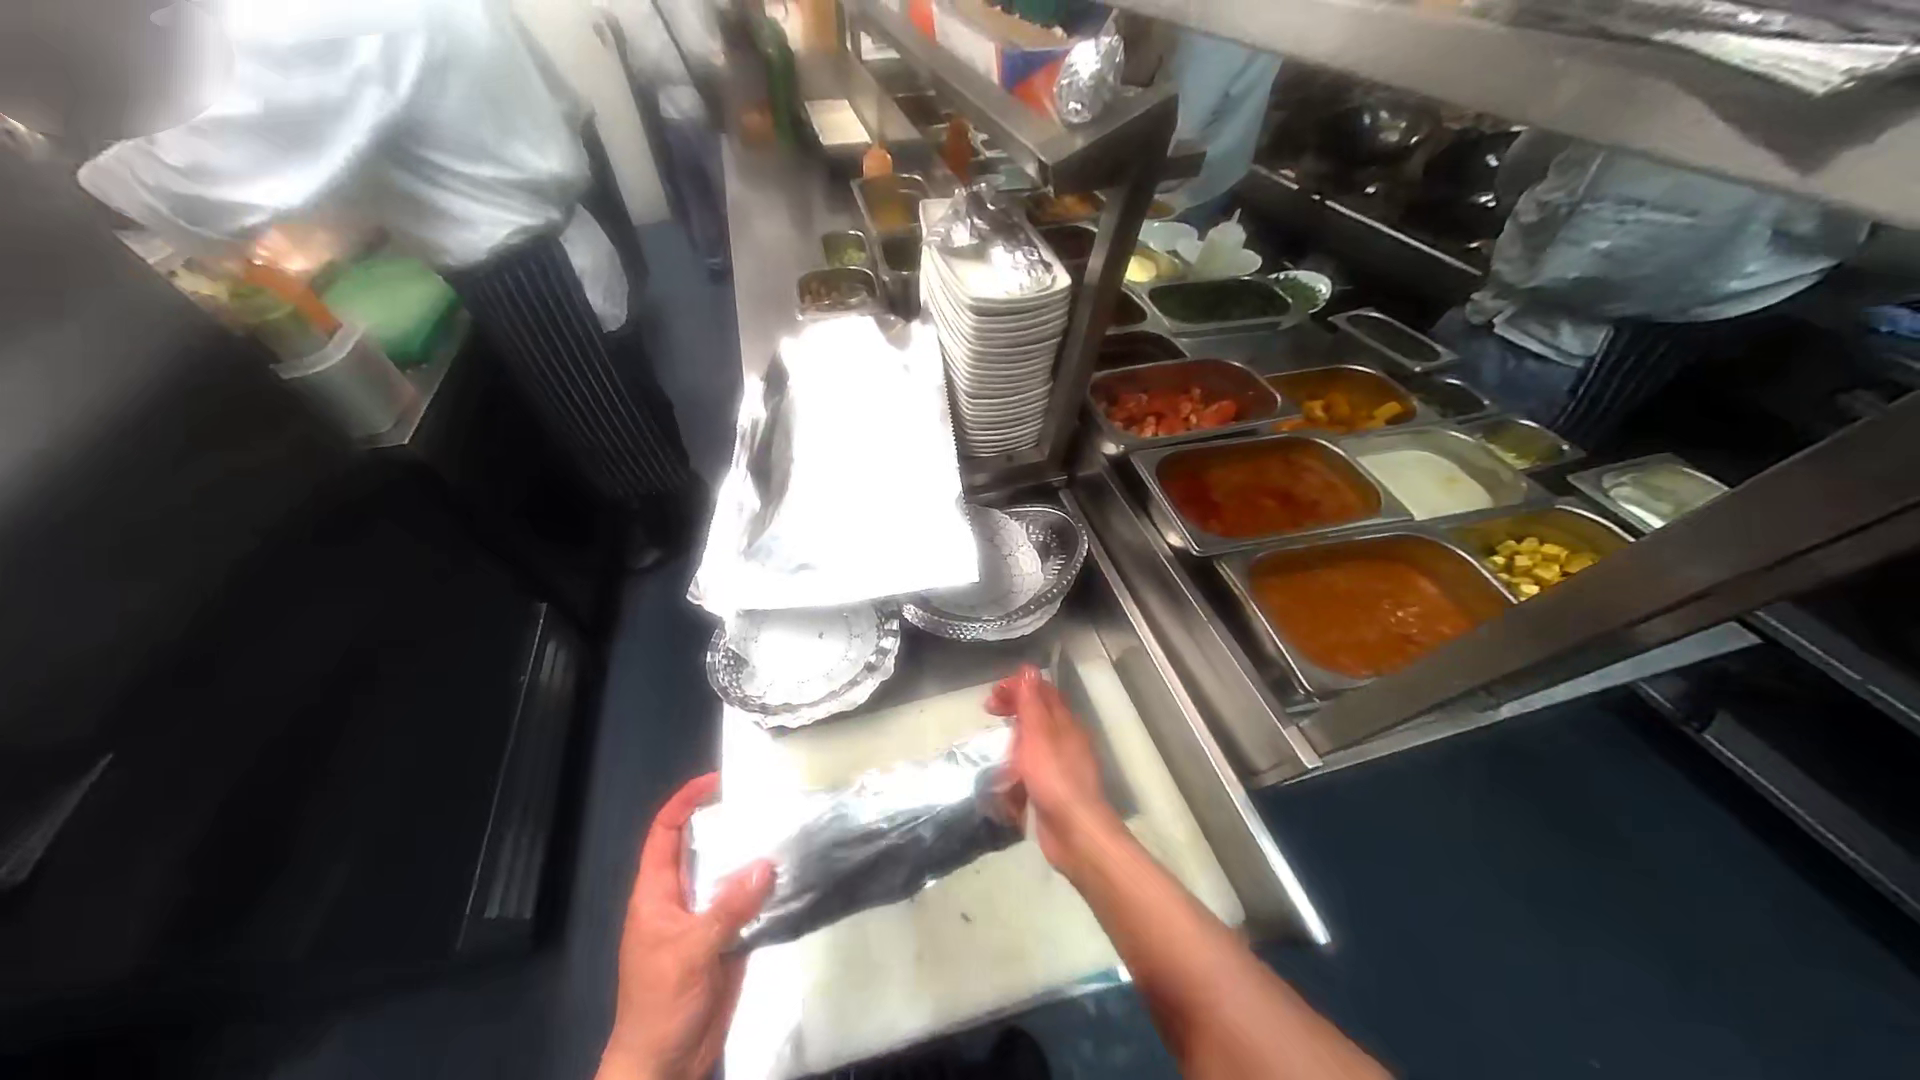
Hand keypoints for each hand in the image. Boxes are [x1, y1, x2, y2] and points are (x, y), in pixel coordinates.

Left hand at [598, 773, 773, 1079]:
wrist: (664, 1064)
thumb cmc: (661, 1003)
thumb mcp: (691, 951)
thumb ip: (728, 907)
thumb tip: (766, 863)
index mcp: (655, 893)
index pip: (665, 833)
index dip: (684, 802)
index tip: (715, 781)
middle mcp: (680, 897)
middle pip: (702, 847)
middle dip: (728, 822)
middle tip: (765, 801)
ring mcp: (704, 918)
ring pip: (728, 874)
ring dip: (752, 855)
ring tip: (784, 829)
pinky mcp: (726, 939)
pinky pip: (746, 903)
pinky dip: (765, 888)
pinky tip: (790, 876)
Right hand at [987, 664, 1124, 871]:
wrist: (1075, 831)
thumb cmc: (1054, 777)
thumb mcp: (1038, 733)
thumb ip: (1032, 702)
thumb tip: (1028, 669)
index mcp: (1065, 721)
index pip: (1042, 691)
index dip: (1017, 686)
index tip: (992, 694)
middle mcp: (1066, 738)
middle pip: (1038, 713)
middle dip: (1013, 709)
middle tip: (989, 711)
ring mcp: (1061, 764)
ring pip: (1034, 741)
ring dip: (1014, 738)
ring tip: (994, 745)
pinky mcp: (1054, 788)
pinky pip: (1033, 768)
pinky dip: (1018, 765)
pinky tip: (1005, 777)